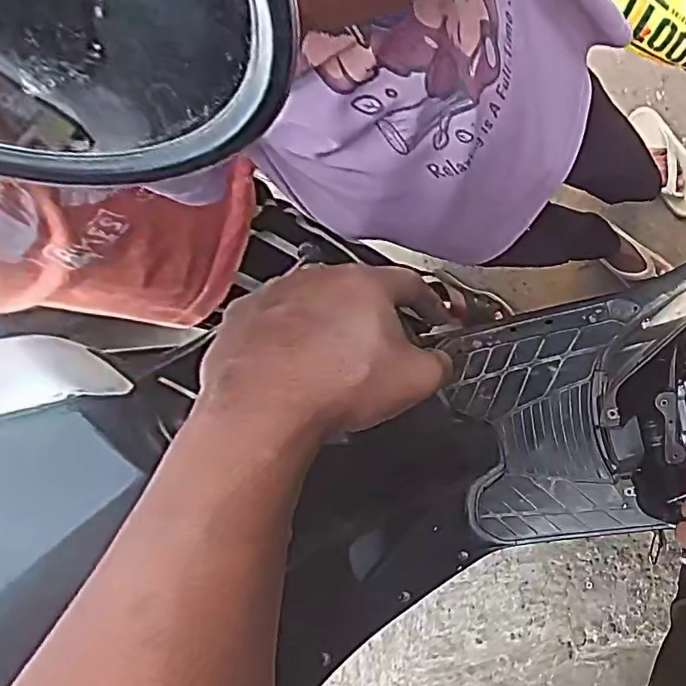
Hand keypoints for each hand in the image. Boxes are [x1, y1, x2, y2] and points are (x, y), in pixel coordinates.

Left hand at [197, 264, 451, 439]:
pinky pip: (285, 323)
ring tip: (349, 363)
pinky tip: (311, 369)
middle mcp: (319, 278)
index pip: (413, 283)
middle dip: (384, 316)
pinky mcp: (245, 316)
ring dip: (340, 327)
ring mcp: (277, 294)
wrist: (265, 407)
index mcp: (366, 284)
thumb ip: (440, 362)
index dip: (433, 304)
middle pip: (364, 291)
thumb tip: (439, 360)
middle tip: (395, 346)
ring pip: (323, 304)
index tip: (438, 320)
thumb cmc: (336, 386)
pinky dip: (301, 340)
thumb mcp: (419, 379)